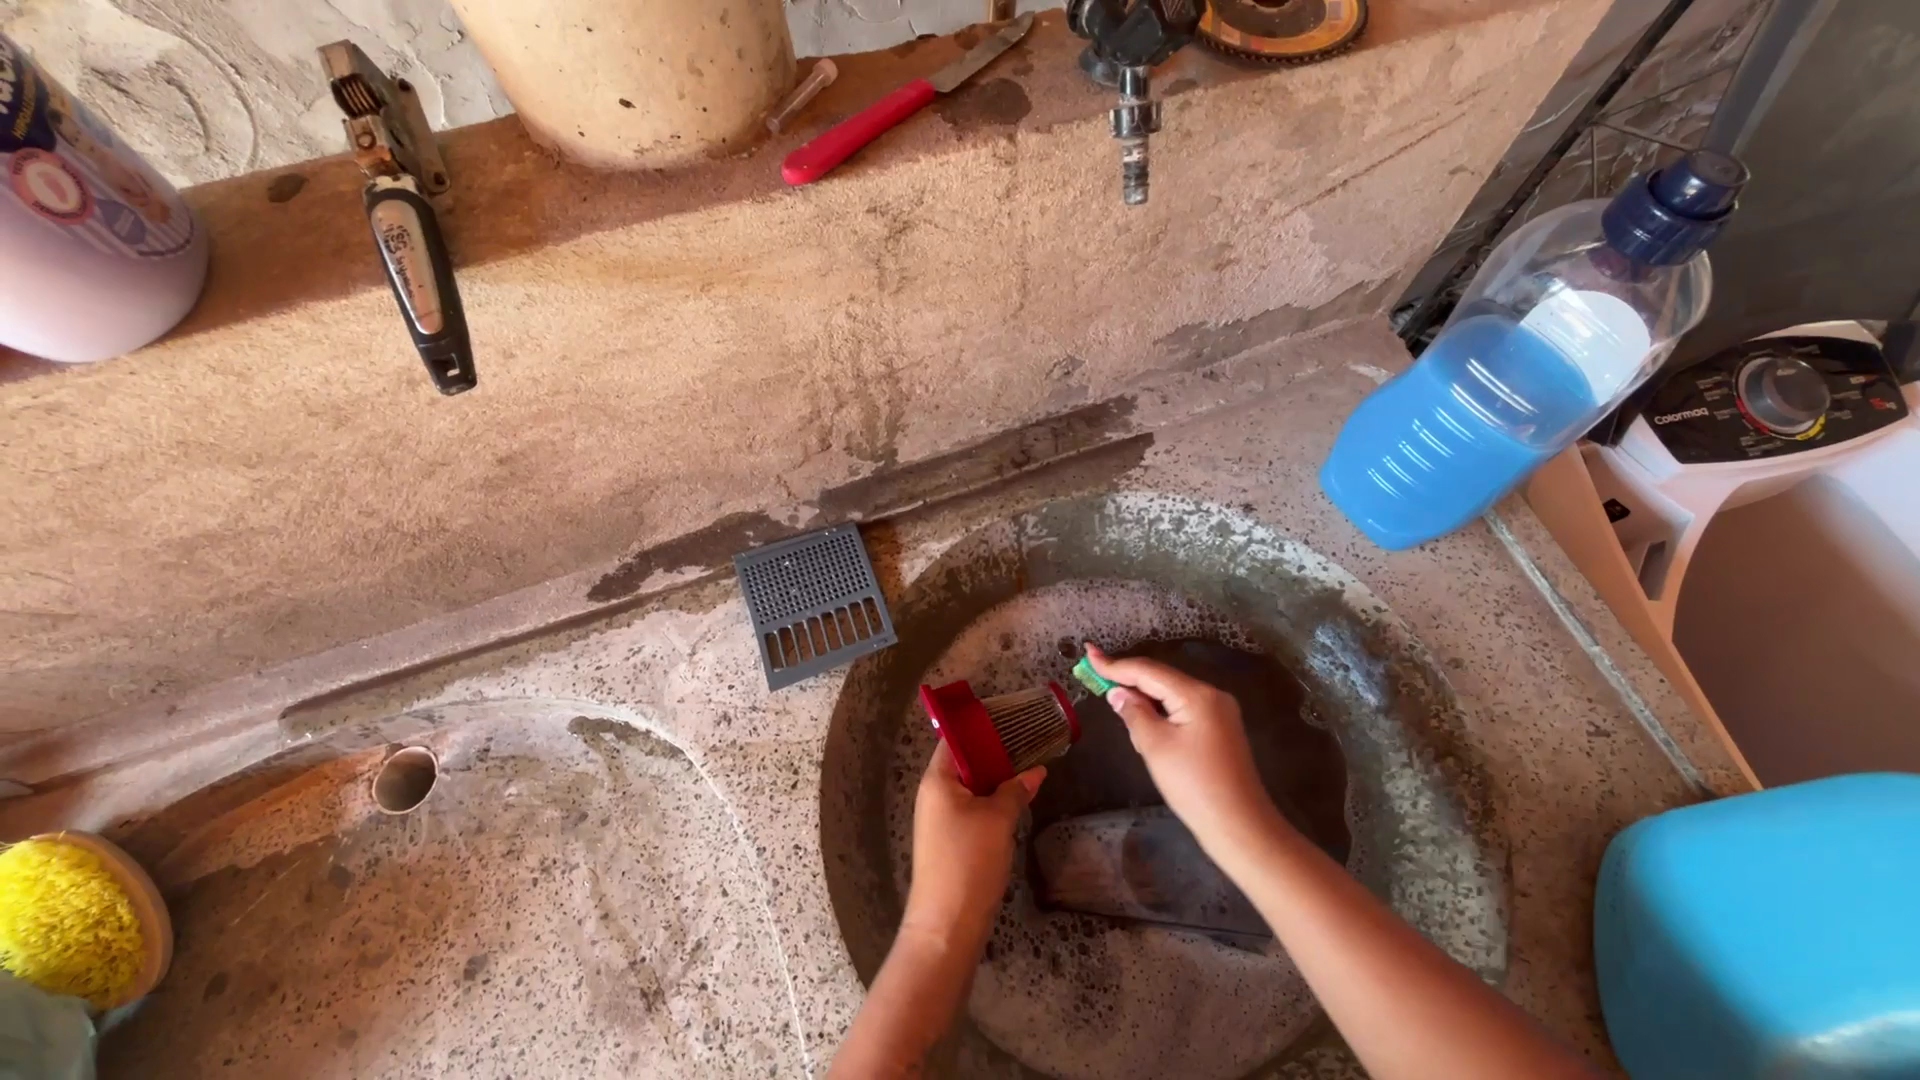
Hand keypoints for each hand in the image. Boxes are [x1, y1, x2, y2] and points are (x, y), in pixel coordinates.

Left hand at [901, 743, 1044, 953]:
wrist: (948, 923)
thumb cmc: (969, 861)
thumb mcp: (998, 819)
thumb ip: (1016, 789)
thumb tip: (1035, 771)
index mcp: (937, 780)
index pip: (956, 739)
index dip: (981, 727)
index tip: (1012, 718)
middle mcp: (934, 794)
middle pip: (965, 762)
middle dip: (996, 753)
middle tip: (1030, 740)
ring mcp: (941, 818)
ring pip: (972, 787)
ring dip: (997, 778)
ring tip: (1030, 766)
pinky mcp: (951, 839)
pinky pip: (973, 808)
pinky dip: (993, 800)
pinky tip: (1017, 799)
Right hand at [1084, 643, 1284, 857]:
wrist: (1239, 824)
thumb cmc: (1193, 785)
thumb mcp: (1155, 746)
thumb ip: (1134, 713)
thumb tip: (1119, 693)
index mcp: (1197, 694)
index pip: (1148, 671)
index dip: (1115, 664)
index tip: (1088, 653)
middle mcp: (1212, 695)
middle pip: (1161, 679)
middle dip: (1128, 679)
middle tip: (1094, 673)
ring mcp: (1220, 712)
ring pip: (1172, 695)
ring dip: (1144, 698)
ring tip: (1116, 703)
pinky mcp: (1220, 729)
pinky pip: (1183, 710)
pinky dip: (1160, 712)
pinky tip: (1144, 722)